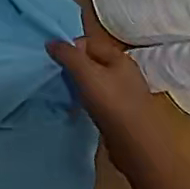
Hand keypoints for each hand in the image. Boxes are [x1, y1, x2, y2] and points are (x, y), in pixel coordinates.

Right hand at [47, 34, 172, 168]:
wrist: (138, 146)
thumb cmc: (112, 103)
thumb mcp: (86, 73)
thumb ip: (68, 55)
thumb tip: (52, 42)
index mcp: (119, 58)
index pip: (88, 42)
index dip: (70, 49)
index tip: (57, 62)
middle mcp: (124, 73)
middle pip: (91, 61)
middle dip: (73, 67)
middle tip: (59, 77)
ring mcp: (124, 93)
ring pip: (94, 81)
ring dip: (79, 85)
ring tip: (67, 93)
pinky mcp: (122, 112)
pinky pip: (98, 98)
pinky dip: (87, 100)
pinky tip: (80, 108)